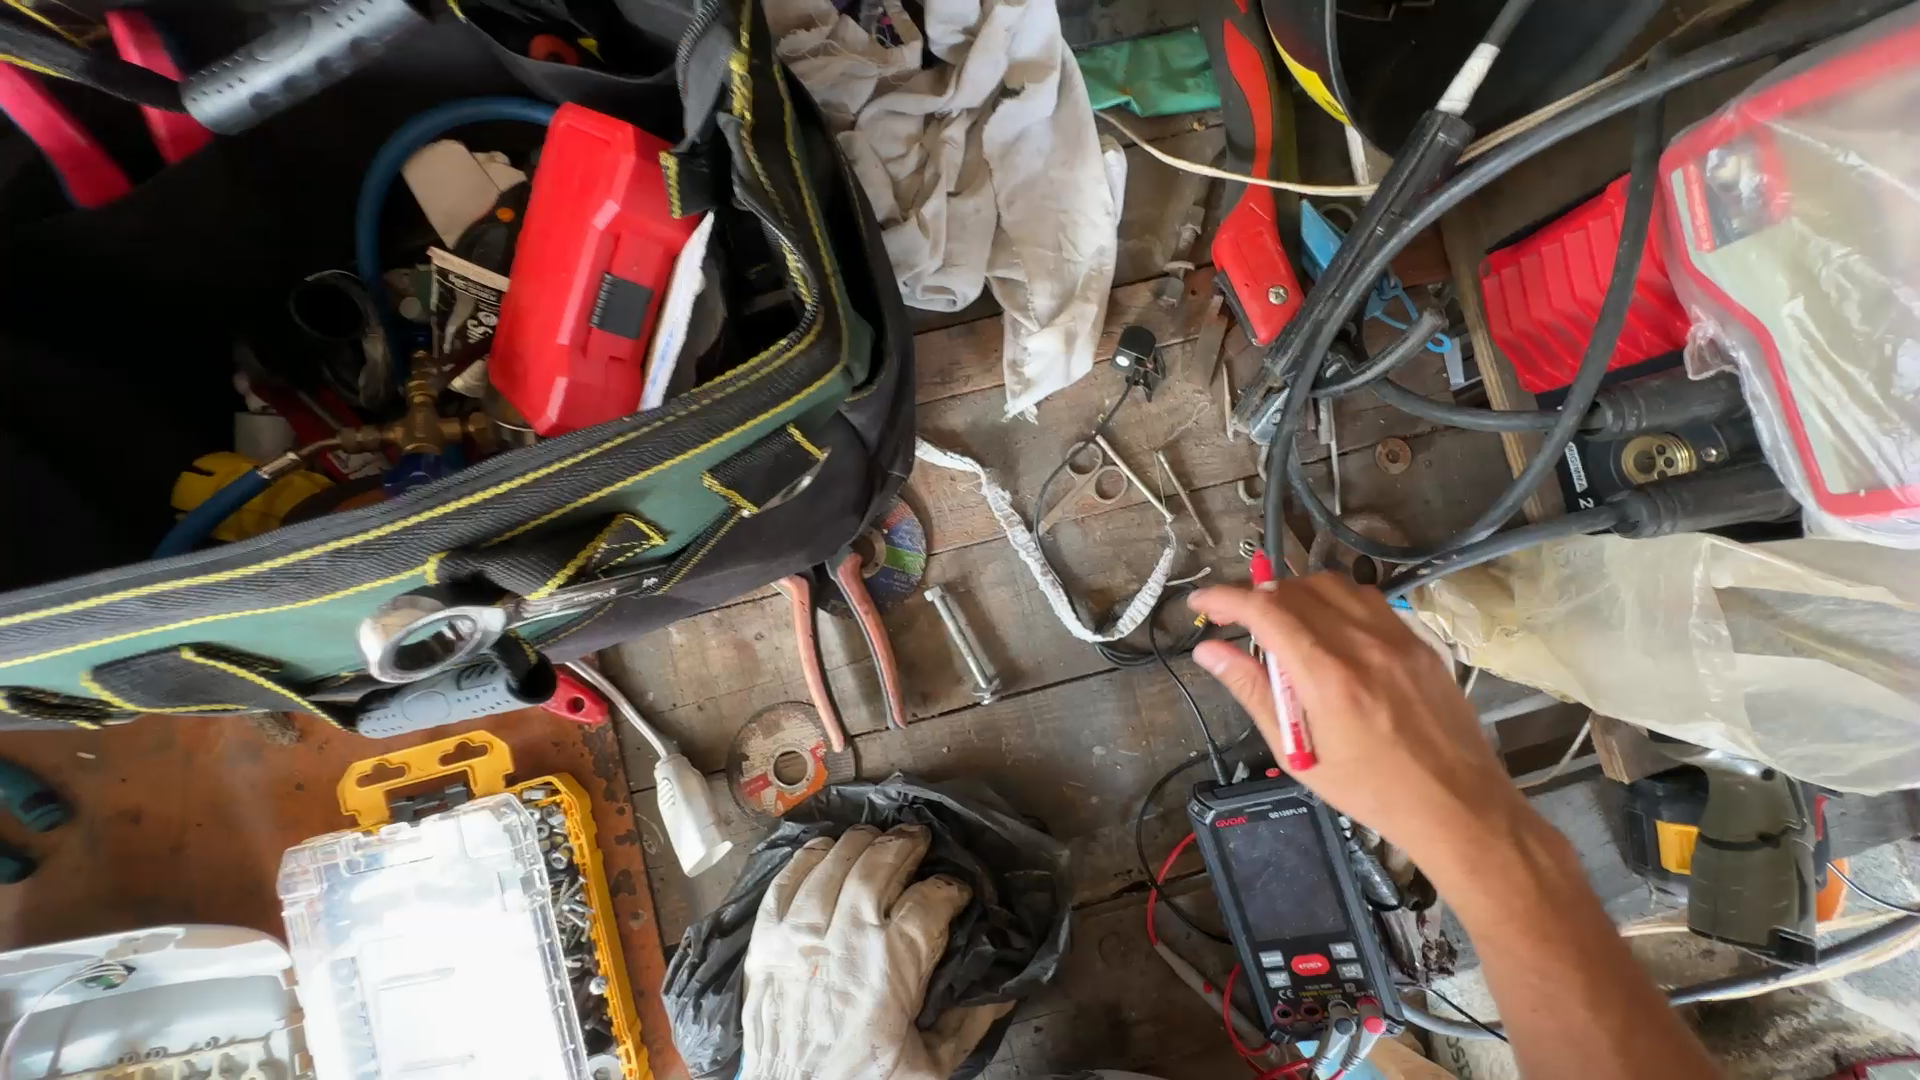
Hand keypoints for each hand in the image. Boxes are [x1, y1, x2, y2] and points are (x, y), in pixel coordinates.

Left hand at [742, 825, 1012, 1079]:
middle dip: (906, 845)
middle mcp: (841, 942)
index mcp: (888, 971)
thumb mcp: (928, 1068)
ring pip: (833, 862)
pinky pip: (786, 879)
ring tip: (880, 838)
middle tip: (921, 838)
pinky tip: (828, 847)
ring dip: (861, 842)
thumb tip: (1004, 986)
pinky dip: (809, 856)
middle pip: (878, 866)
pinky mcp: (764, 941)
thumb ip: (967, 1022)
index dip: (950, 888)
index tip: (959, 890)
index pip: (928, 902)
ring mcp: (797, 937)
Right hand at [1188, 575, 1528, 871]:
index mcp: (1327, 676)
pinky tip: (1325, 625)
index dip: (1224, 598)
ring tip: (1278, 619)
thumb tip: (1208, 651)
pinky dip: (1332, 599)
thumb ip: (1252, 690)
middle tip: (1234, 619)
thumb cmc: (1369, 789)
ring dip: (1293, 592)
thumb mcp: (1297, 752)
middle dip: (1253, 596)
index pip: (1264, 611)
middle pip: (1293, 589)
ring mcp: (1396, 638)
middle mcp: (1362, 644)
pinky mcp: (1419, 641)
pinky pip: (1367, 598)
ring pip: (1330, 584)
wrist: (1458, 805)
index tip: (1200, 602)